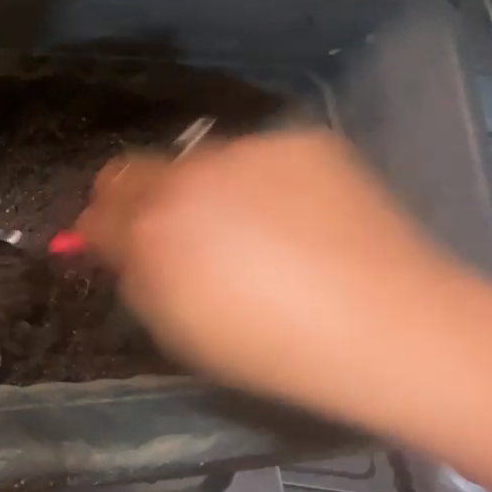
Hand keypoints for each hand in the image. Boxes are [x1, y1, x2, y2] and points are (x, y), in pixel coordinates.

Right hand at [74, 127, 474, 417]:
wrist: (393, 328)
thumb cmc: (272, 349)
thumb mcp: (176, 328)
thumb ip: (133, 276)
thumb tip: (111, 244)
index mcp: (149, 228)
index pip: (98, 209)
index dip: (99, 228)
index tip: (111, 245)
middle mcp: (187, 176)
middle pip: (132, 171)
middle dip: (137, 199)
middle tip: (173, 235)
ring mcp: (246, 151)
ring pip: (197, 162)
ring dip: (202, 189)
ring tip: (249, 231)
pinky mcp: (300, 142)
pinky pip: (257, 157)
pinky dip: (259, 182)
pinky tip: (295, 218)